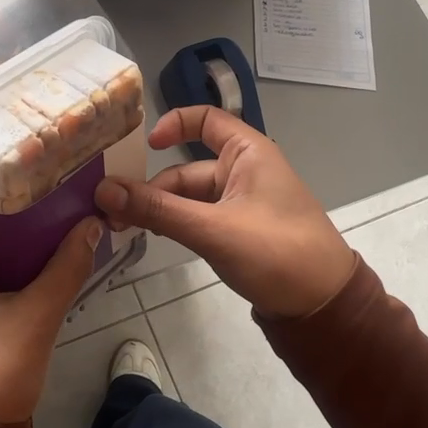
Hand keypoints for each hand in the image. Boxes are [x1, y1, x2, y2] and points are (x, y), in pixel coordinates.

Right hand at [95, 106, 355, 318]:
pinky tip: (154, 238)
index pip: (205, 119)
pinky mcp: (240, 231)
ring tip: (124, 229)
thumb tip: (103, 189)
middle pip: (187, 167)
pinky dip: (176, 224)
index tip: (143, 148)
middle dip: (152, 187)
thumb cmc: (276, 253)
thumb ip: (156, 209)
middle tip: (112, 212)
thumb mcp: (212, 229)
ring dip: (161, 209)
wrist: (325, 307)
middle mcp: (245, 171)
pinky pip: (199, 217)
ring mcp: (242, 203)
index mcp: (248, 153)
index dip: (173, 124)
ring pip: (190, 197)